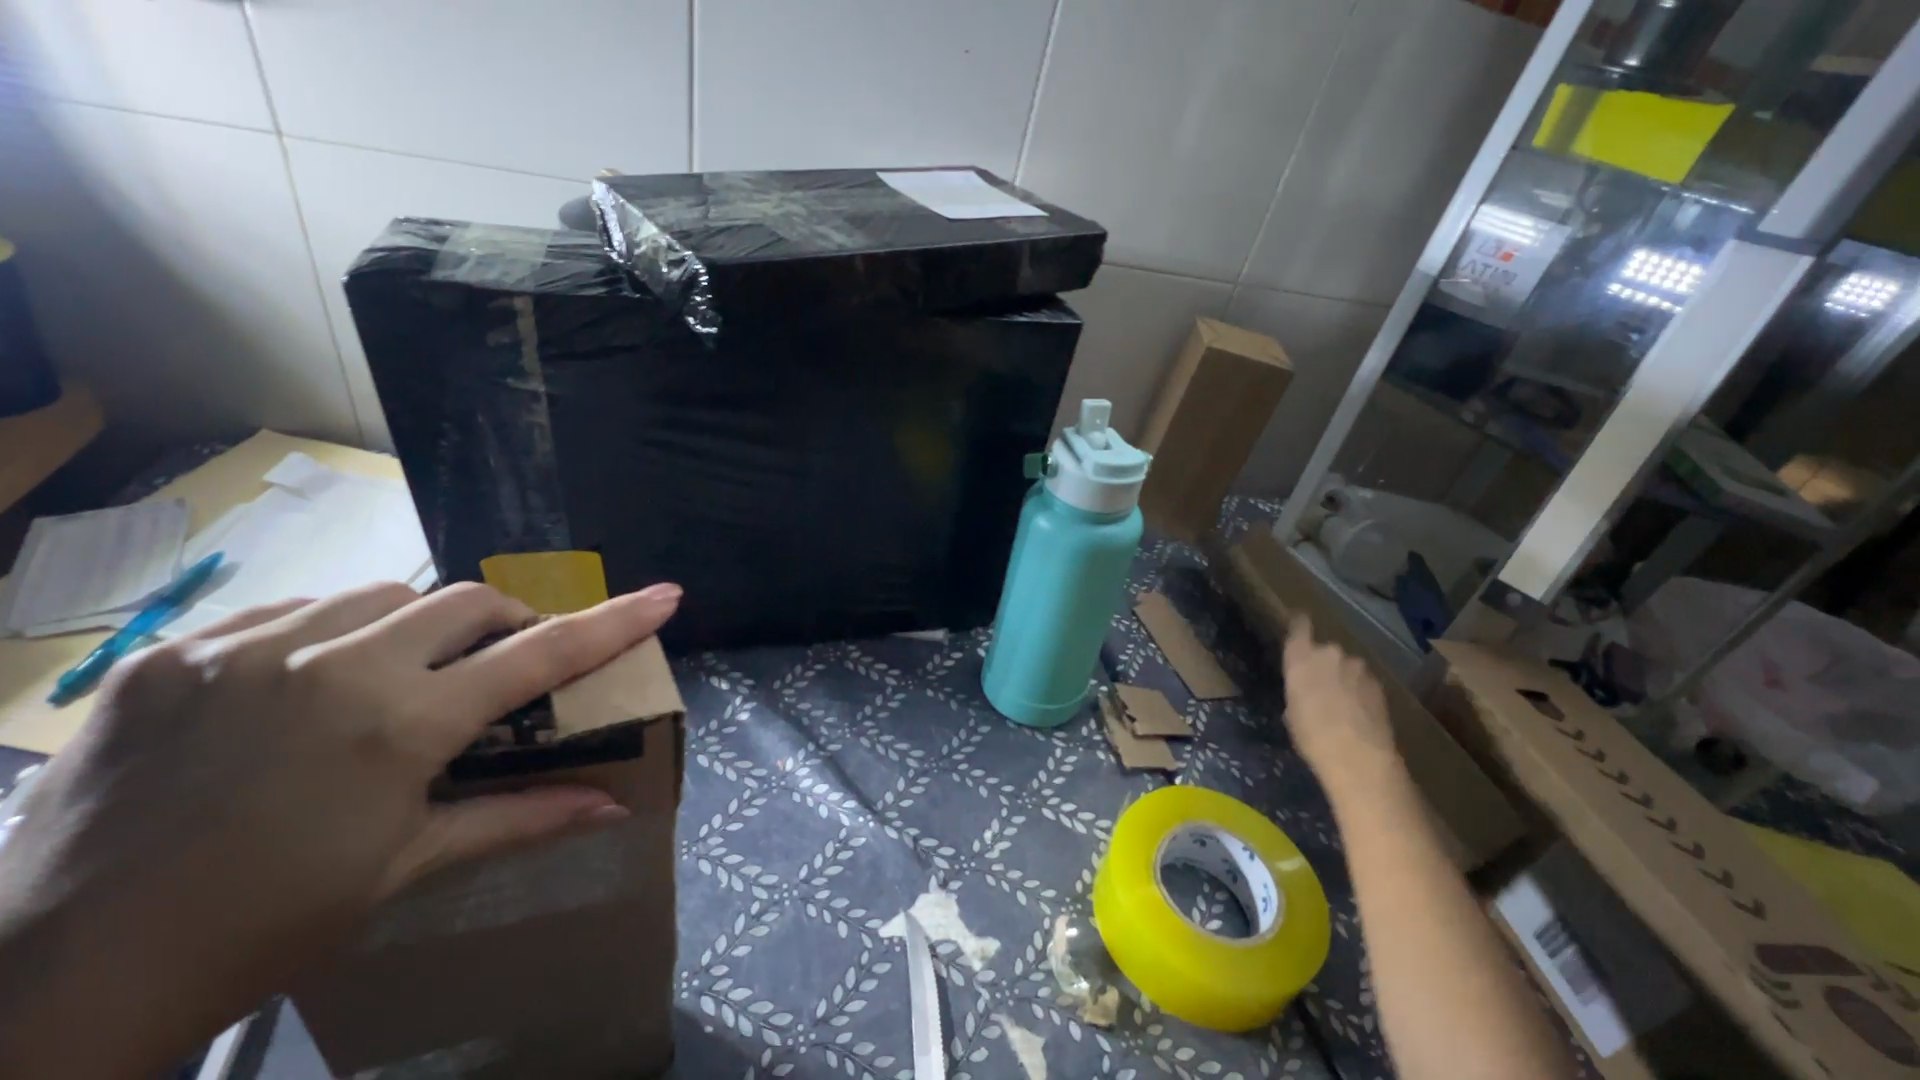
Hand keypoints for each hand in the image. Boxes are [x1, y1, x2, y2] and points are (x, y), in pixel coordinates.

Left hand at [0, 580, 680, 1078]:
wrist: (64, 964)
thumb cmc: (265, 925)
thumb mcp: (403, 869)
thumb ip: (517, 818)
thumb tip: (612, 805)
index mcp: (400, 726)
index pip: (538, 655)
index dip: (612, 624)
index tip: (665, 595)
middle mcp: (334, 663)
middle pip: (465, 600)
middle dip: (506, 622)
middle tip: (505, 665)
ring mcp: (248, 646)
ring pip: (379, 595)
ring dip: (416, 625)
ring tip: (399, 677)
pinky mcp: (179, 649)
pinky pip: (290, 610)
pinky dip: (330, 632)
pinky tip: (309, 682)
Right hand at [1281, 613, 1399, 792]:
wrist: (1358, 755)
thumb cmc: (1311, 736)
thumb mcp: (1292, 713)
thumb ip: (1299, 691)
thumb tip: (1307, 691)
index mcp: (1300, 658)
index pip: (1299, 627)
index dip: (1299, 624)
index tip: (1299, 622)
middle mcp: (1329, 653)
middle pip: (1325, 651)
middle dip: (1324, 665)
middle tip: (1321, 688)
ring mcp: (1358, 667)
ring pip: (1347, 667)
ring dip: (1344, 679)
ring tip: (1343, 705)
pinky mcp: (1379, 683)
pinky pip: (1364, 682)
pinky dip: (1361, 692)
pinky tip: (1360, 713)